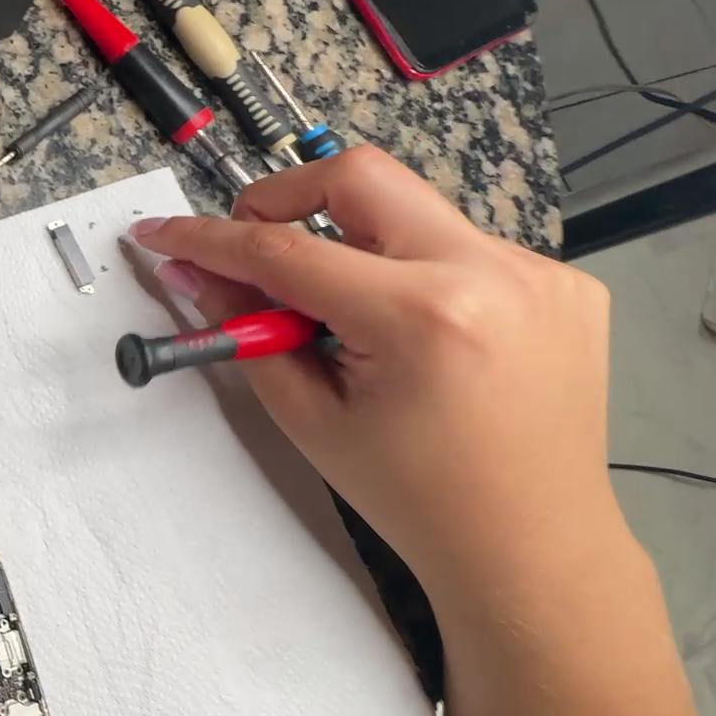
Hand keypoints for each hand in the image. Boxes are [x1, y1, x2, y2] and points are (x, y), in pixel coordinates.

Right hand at [128, 149, 617, 608]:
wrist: (529, 540)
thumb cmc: (407, 492)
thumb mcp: (304, 414)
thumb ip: (244, 330)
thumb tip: (194, 274)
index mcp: (421, 317)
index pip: (284, 249)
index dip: (206, 237)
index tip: (159, 232)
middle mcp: (492, 270)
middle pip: (358, 175)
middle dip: (279, 199)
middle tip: (247, 248)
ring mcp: (537, 268)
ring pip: (402, 212)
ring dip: (343, 246)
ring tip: (331, 317)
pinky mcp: (557, 277)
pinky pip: (448, 244)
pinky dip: (396, 270)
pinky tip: (397, 332)